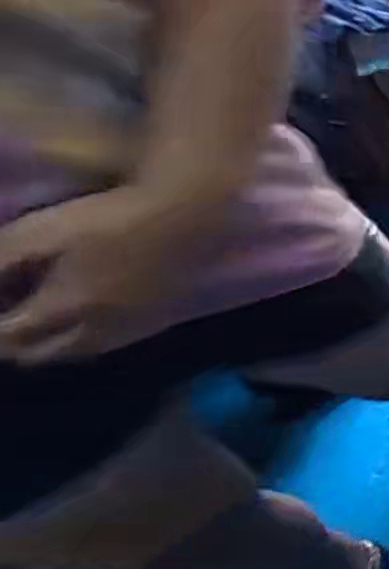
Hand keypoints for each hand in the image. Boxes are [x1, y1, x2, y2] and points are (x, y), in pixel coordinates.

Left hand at [0, 185, 218, 363]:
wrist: (190, 215)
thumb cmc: (110, 218)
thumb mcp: (35, 234)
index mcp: (70, 305)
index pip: (6, 336)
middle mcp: (106, 324)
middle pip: (45, 353)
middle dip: (12, 341)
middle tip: (4, 316)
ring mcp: (140, 322)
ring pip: (85, 349)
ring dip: (55, 341)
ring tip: (39, 316)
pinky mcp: (164, 314)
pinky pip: (117, 339)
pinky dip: (91, 334)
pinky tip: (87, 314)